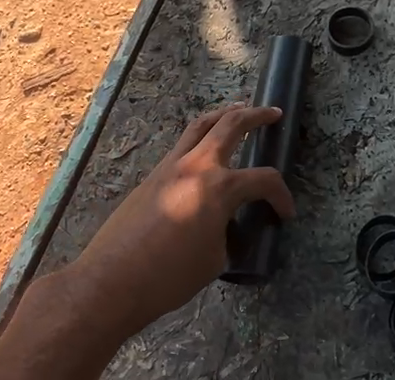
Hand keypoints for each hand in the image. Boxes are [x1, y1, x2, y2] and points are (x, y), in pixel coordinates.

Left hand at [72, 104, 296, 333]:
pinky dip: (200, 138)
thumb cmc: (167, 277)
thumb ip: (226, 233)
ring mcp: (171, 167)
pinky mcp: (151, 177)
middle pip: (231, 124)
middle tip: (273, 114)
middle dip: (256, 115)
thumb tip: (224, 226)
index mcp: (220, 187)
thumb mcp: (213, 260)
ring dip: (224, 114)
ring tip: (238, 110)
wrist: (108, 284)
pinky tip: (204, 150)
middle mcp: (198, 166)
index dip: (281, 196)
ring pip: (201, 124)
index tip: (286, 213)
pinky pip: (182, 146)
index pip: (264, 180)